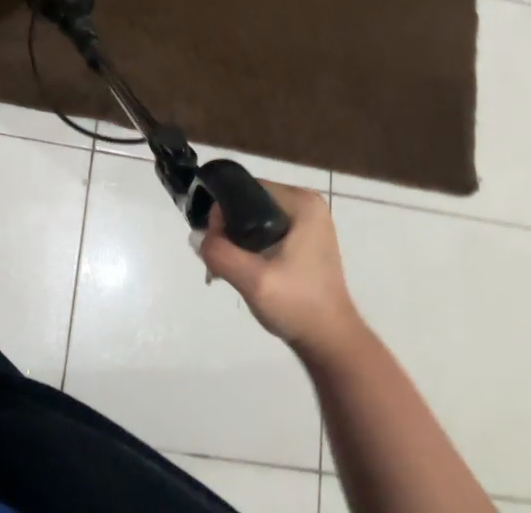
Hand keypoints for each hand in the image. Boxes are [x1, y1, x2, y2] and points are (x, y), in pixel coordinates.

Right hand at [200, 182, 360, 353]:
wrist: (330, 342)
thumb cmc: (298, 306)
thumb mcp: (253, 280)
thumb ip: (220, 253)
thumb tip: (200, 237)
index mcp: (302, 203)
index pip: (247, 189)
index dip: (223, 211)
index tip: (213, 240)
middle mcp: (307, 205)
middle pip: (250, 203)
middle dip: (229, 228)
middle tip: (220, 258)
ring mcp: (309, 224)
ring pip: (256, 219)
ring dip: (239, 241)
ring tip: (229, 267)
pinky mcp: (305, 242)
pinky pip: (267, 232)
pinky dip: (252, 248)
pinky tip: (245, 271)